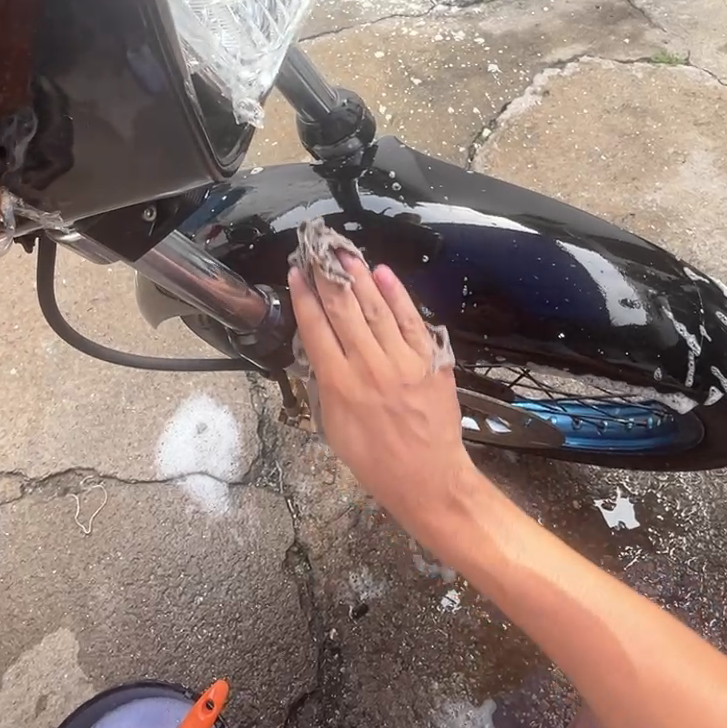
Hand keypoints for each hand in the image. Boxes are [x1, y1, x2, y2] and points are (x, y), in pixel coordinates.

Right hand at [287, 254, 478, 534]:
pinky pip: (411, 320)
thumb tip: (316, 352)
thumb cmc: (376, 461)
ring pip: (375, 308)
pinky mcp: (430, 360)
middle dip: (328, 277)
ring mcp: (402, 361)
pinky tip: (383, 274)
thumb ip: (324, 386)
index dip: (304, 298)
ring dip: (359, 277)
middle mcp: (369, 367)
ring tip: (345, 252)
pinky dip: (397, 295)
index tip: (296, 274)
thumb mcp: (334, 429)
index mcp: (340, 385)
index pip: (316, 329)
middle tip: (318, 249)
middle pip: (343, 310)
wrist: (428, 478)